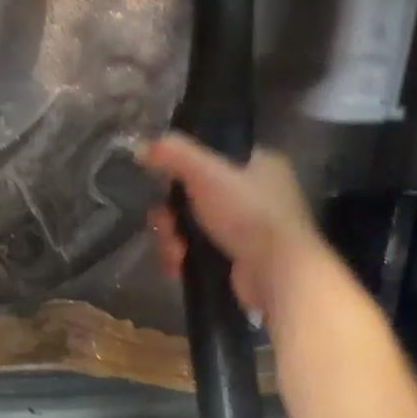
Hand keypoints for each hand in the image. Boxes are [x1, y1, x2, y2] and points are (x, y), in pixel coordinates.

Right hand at [141, 131, 322, 321]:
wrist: (275, 272)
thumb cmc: (247, 214)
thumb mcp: (206, 173)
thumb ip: (173, 154)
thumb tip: (142, 145)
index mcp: (260, 164)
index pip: (211, 157)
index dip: (181, 171)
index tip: (164, 185)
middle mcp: (256, 192)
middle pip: (193, 195)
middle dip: (171, 215)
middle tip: (168, 225)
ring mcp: (247, 226)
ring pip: (190, 224)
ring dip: (173, 238)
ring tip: (177, 252)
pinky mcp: (238, 256)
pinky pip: (197, 248)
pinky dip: (183, 256)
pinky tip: (179, 265)